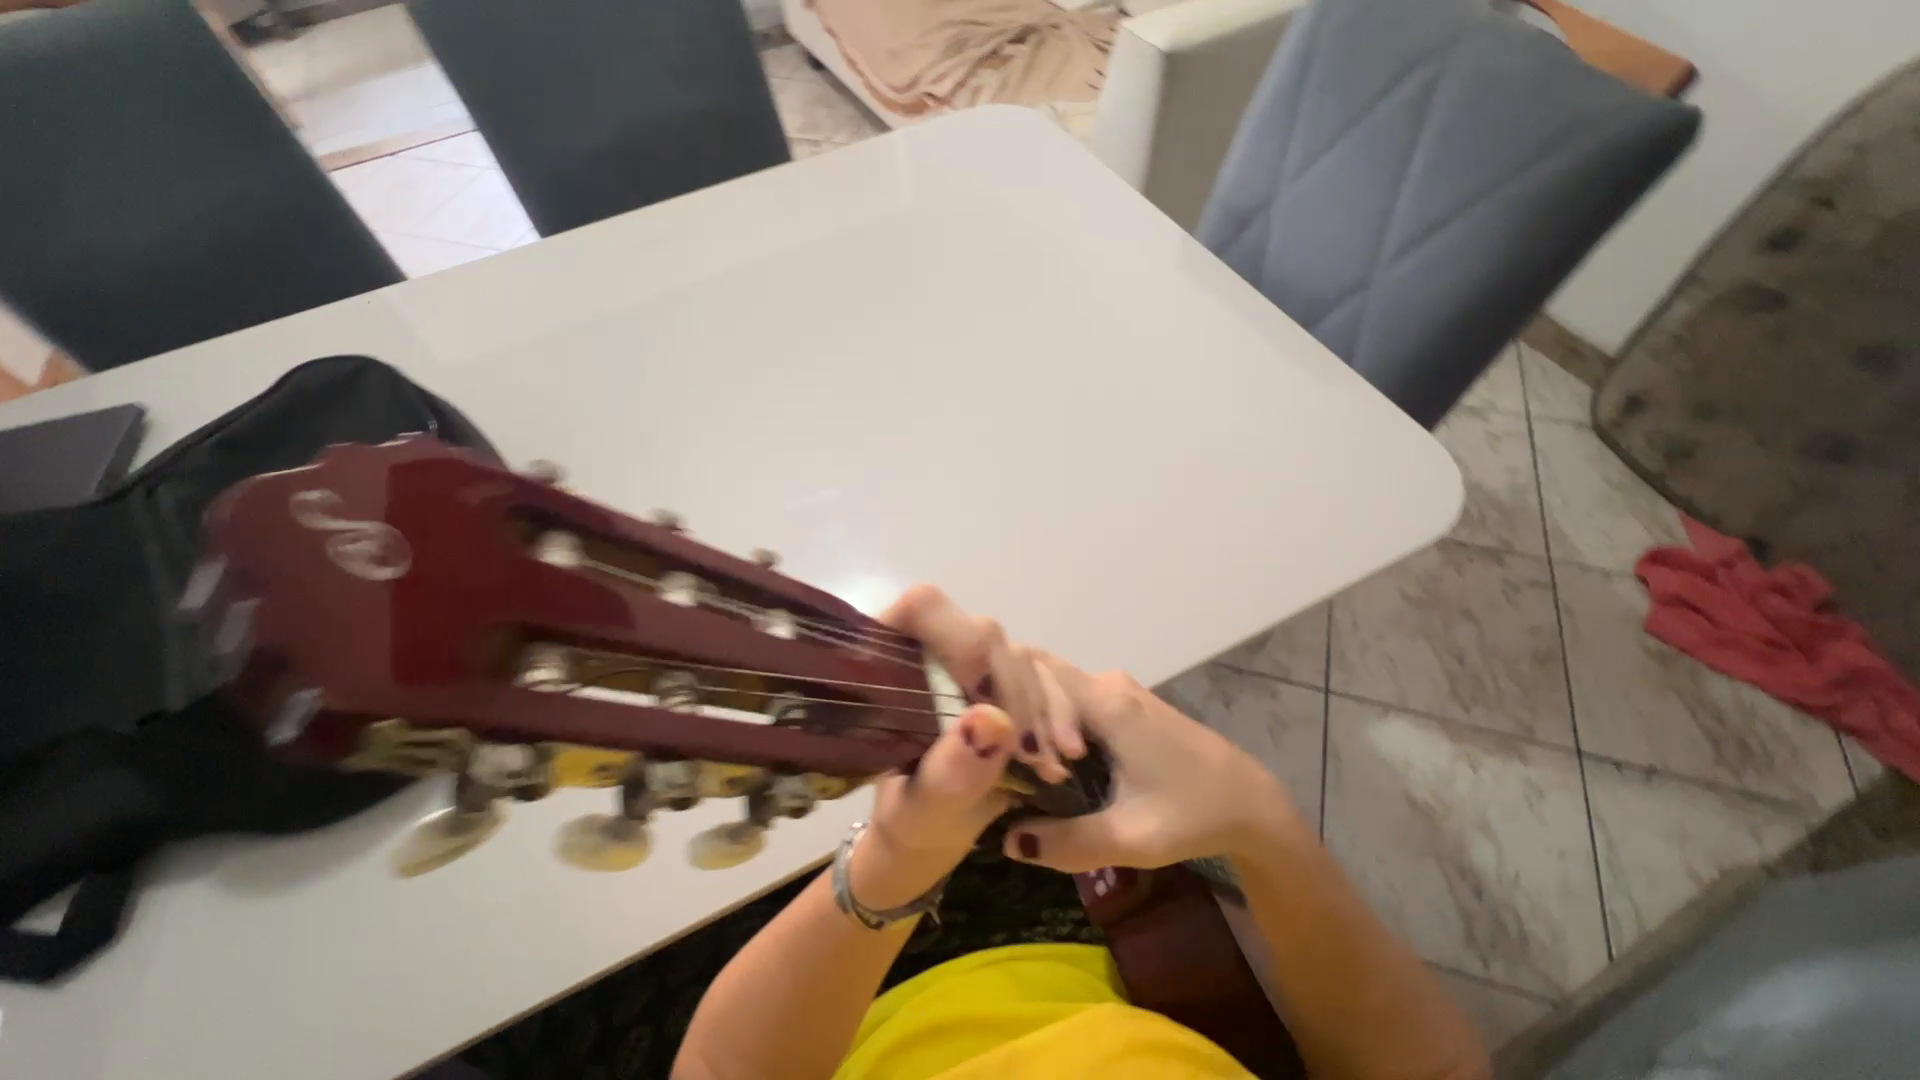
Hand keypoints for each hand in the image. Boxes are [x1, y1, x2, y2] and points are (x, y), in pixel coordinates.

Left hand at [844, 586, 1046, 909]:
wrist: (935, 836)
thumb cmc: (911, 819)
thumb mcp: (922, 809)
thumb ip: (949, 772)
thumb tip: (994, 721)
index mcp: (891, 661)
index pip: (922, 609)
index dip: (956, 636)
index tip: (982, 693)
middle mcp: (936, 650)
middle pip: (983, 634)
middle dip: (1011, 692)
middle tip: (1024, 753)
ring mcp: (977, 665)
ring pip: (1022, 657)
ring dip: (1043, 709)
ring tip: (1046, 767)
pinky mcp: (1012, 684)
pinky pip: (1049, 679)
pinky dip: (1062, 715)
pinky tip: (1064, 757)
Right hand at [1000, 657, 1305, 873]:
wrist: (1252, 805)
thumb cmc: (1193, 815)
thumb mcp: (1128, 838)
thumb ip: (1064, 842)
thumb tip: (1006, 841)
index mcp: (1106, 702)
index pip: (1031, 667)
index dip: (1006, 698)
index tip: (1007, 752)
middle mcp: (1108, 684)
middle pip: (1038, 679)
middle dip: (1017, 719)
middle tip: (1017, 772)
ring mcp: (1118, 691)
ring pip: (1053, 690)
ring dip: (1035, 725)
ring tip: (1033, 775)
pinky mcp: (1125, 705)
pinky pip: (1071, 702)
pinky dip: (1053, 727)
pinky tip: (1054, 768)